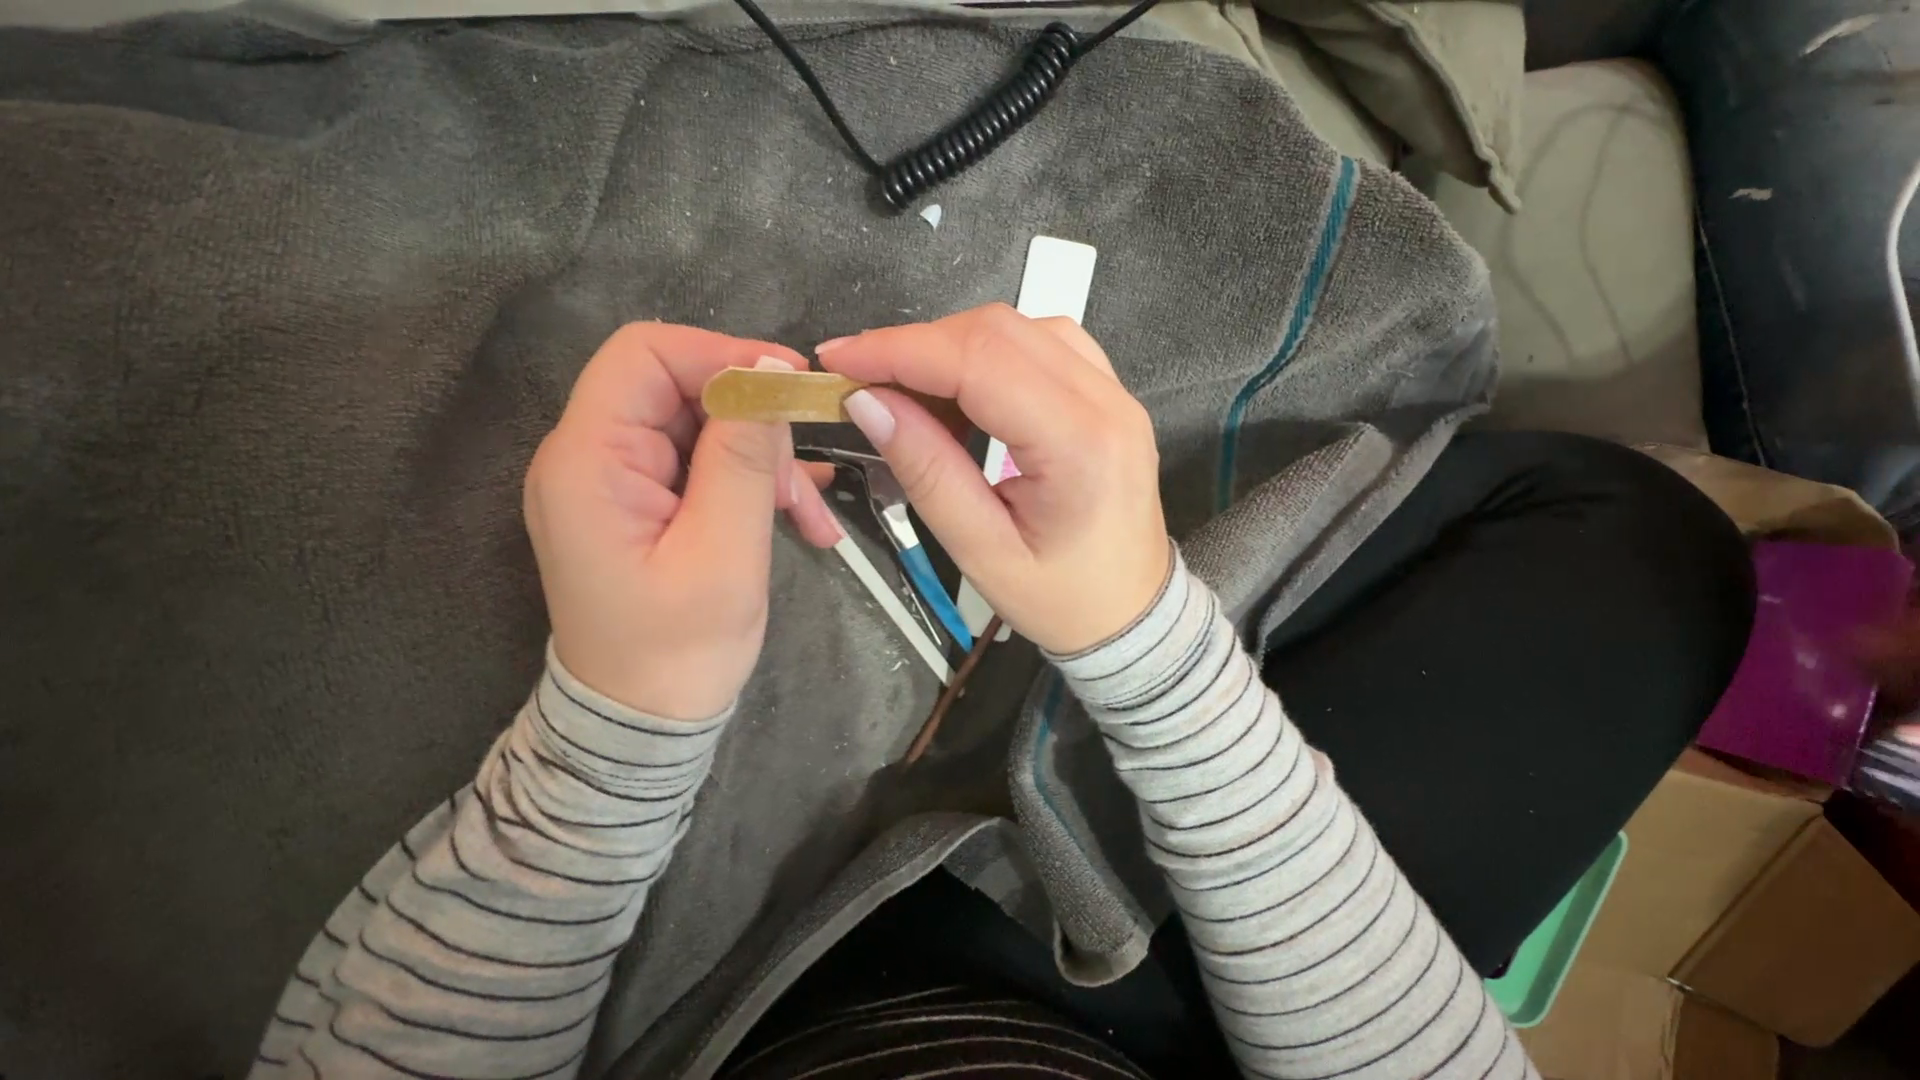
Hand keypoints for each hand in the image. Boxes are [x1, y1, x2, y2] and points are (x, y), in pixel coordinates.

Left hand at [524, 323, 841, 719]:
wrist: (640, 726)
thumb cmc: (678, 651)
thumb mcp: (724, 554)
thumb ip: (743, 457)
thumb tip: (769, 369)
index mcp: (588, 461)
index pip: (645, 354)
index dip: (722, 354)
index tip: (790, 385)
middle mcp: (588, 457)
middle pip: (677, 386)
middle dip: (752, 419)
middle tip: (803, 477)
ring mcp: (614, 481)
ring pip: (700, 425)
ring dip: (762, 457)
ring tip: (807, 513)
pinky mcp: (640, 503)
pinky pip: (700, 463)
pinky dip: (750, 480)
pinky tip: (799, 514)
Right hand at [816, 304, 1170, 654]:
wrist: (1133, 616)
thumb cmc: (1063, 600)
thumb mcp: (983, 552)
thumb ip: (927, 471)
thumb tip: (868, 403)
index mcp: (1079, 444)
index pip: (980, 361)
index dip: (900, 350)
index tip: (840, 360)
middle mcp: (1106, 402)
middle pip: (999, 329)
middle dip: (917, 344)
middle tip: (863, 379)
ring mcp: (1115, 393)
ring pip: (1019, 327)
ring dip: (951, 347)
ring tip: (908, 393)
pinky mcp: (1109, 395)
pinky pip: (1042, 344)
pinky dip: (989, 355)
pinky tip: (961, 391)